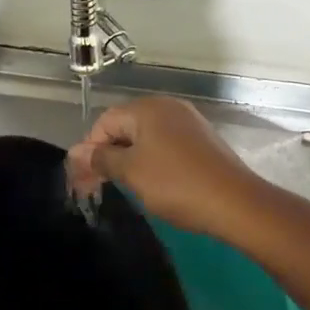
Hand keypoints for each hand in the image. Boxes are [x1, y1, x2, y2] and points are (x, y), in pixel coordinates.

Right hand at [66, 96, 262, 236]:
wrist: (234, 202)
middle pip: (125, 126)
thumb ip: (101, 159)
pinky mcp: (202, 140)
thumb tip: (75, 152)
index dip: (90, 150)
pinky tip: (152, 182)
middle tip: (97, 187)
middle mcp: (168, 106)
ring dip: (129, 159)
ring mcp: (188, 122)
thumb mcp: (131, 172)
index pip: (105, 122)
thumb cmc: (176, 184)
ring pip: (146, 137)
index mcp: (148, 108)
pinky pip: (166, 145)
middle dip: (107, 154)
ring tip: (123, 186)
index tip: (84, 180)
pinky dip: (152, 161)